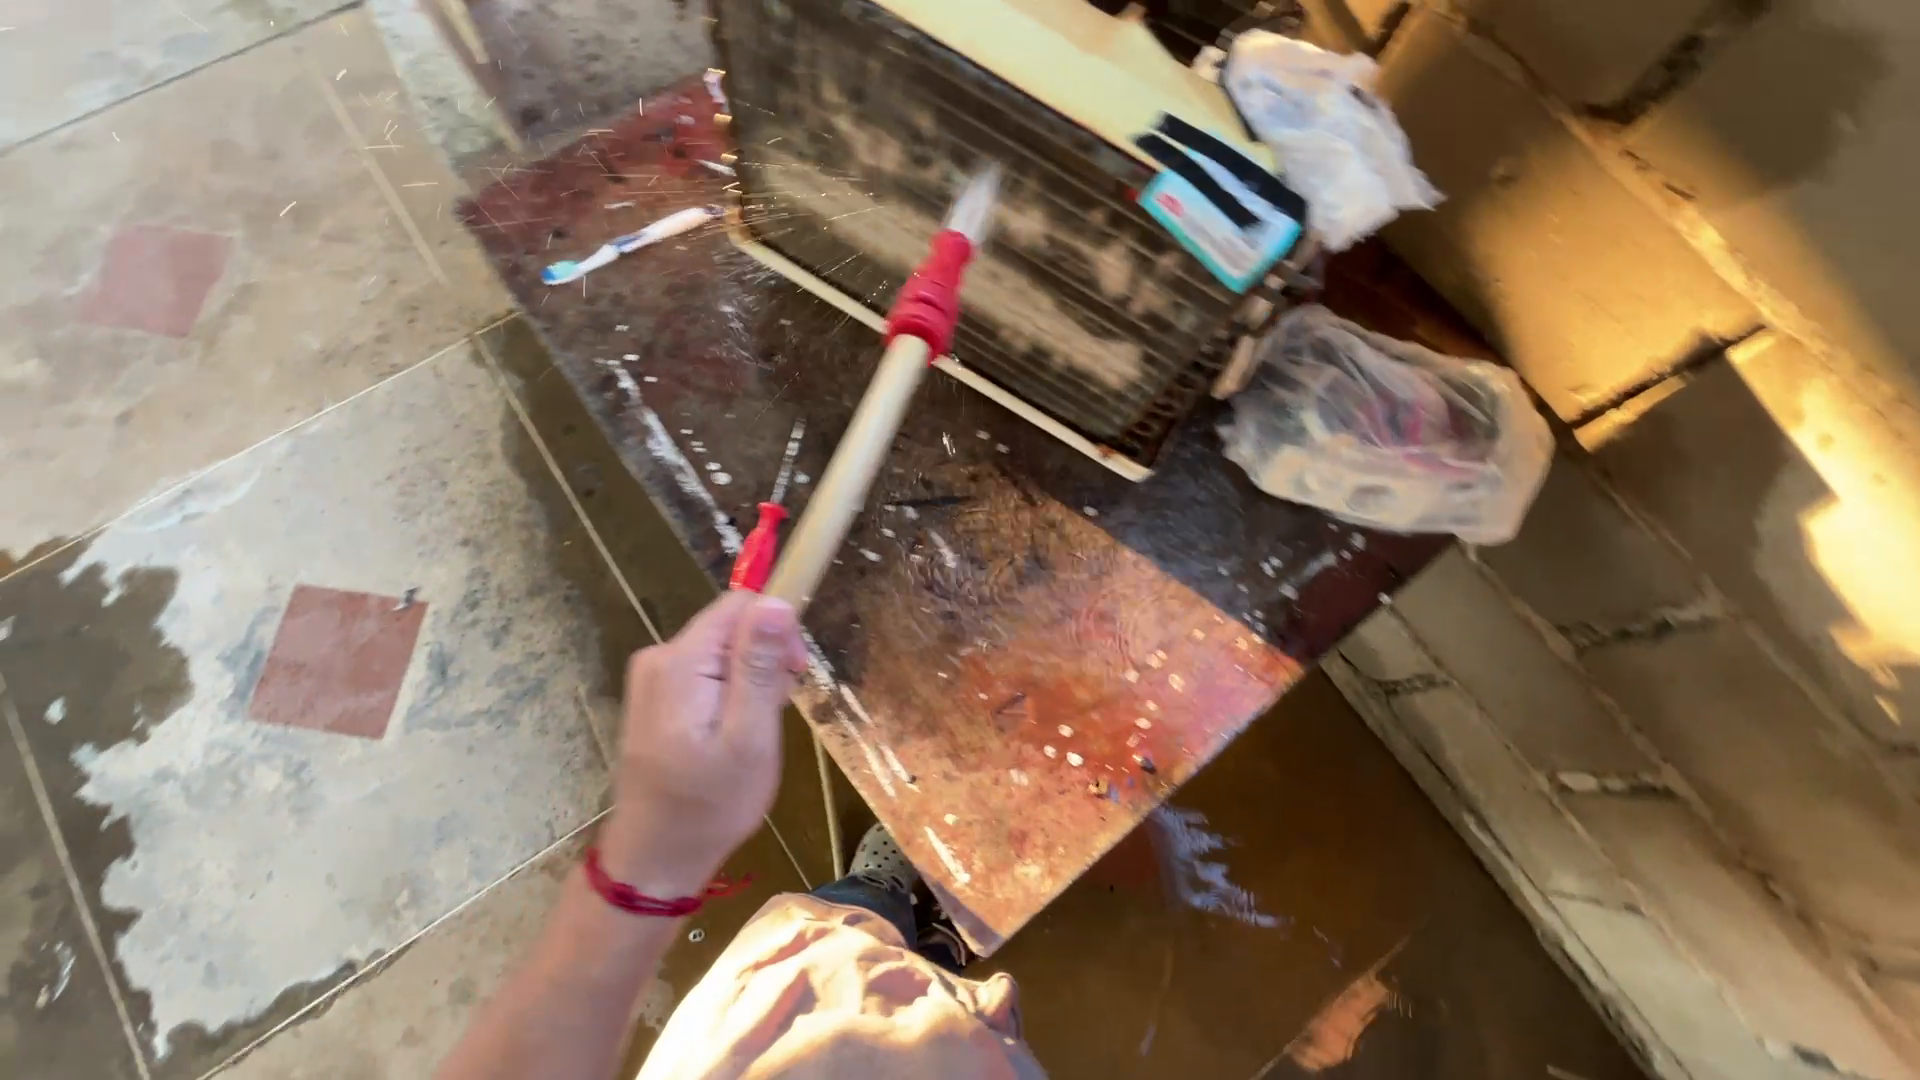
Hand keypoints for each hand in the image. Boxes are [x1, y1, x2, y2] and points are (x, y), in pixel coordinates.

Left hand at [599, 592, 806, 896]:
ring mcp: (653, 677)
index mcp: (680, 660)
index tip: (794, 676)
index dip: (778, 631)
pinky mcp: (656, 696)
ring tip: (755, 730)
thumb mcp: (749, 737)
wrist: (657, 858)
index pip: (741, 604)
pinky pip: (707, 671)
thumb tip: (777, 602)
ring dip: (751, 678)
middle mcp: (659, 657)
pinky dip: (731, 692)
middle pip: (732, 625)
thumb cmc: (711, 803)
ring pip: (723, 649)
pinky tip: (734, 732)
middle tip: (776, 712)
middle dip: (766, 658)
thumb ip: (760, 667)